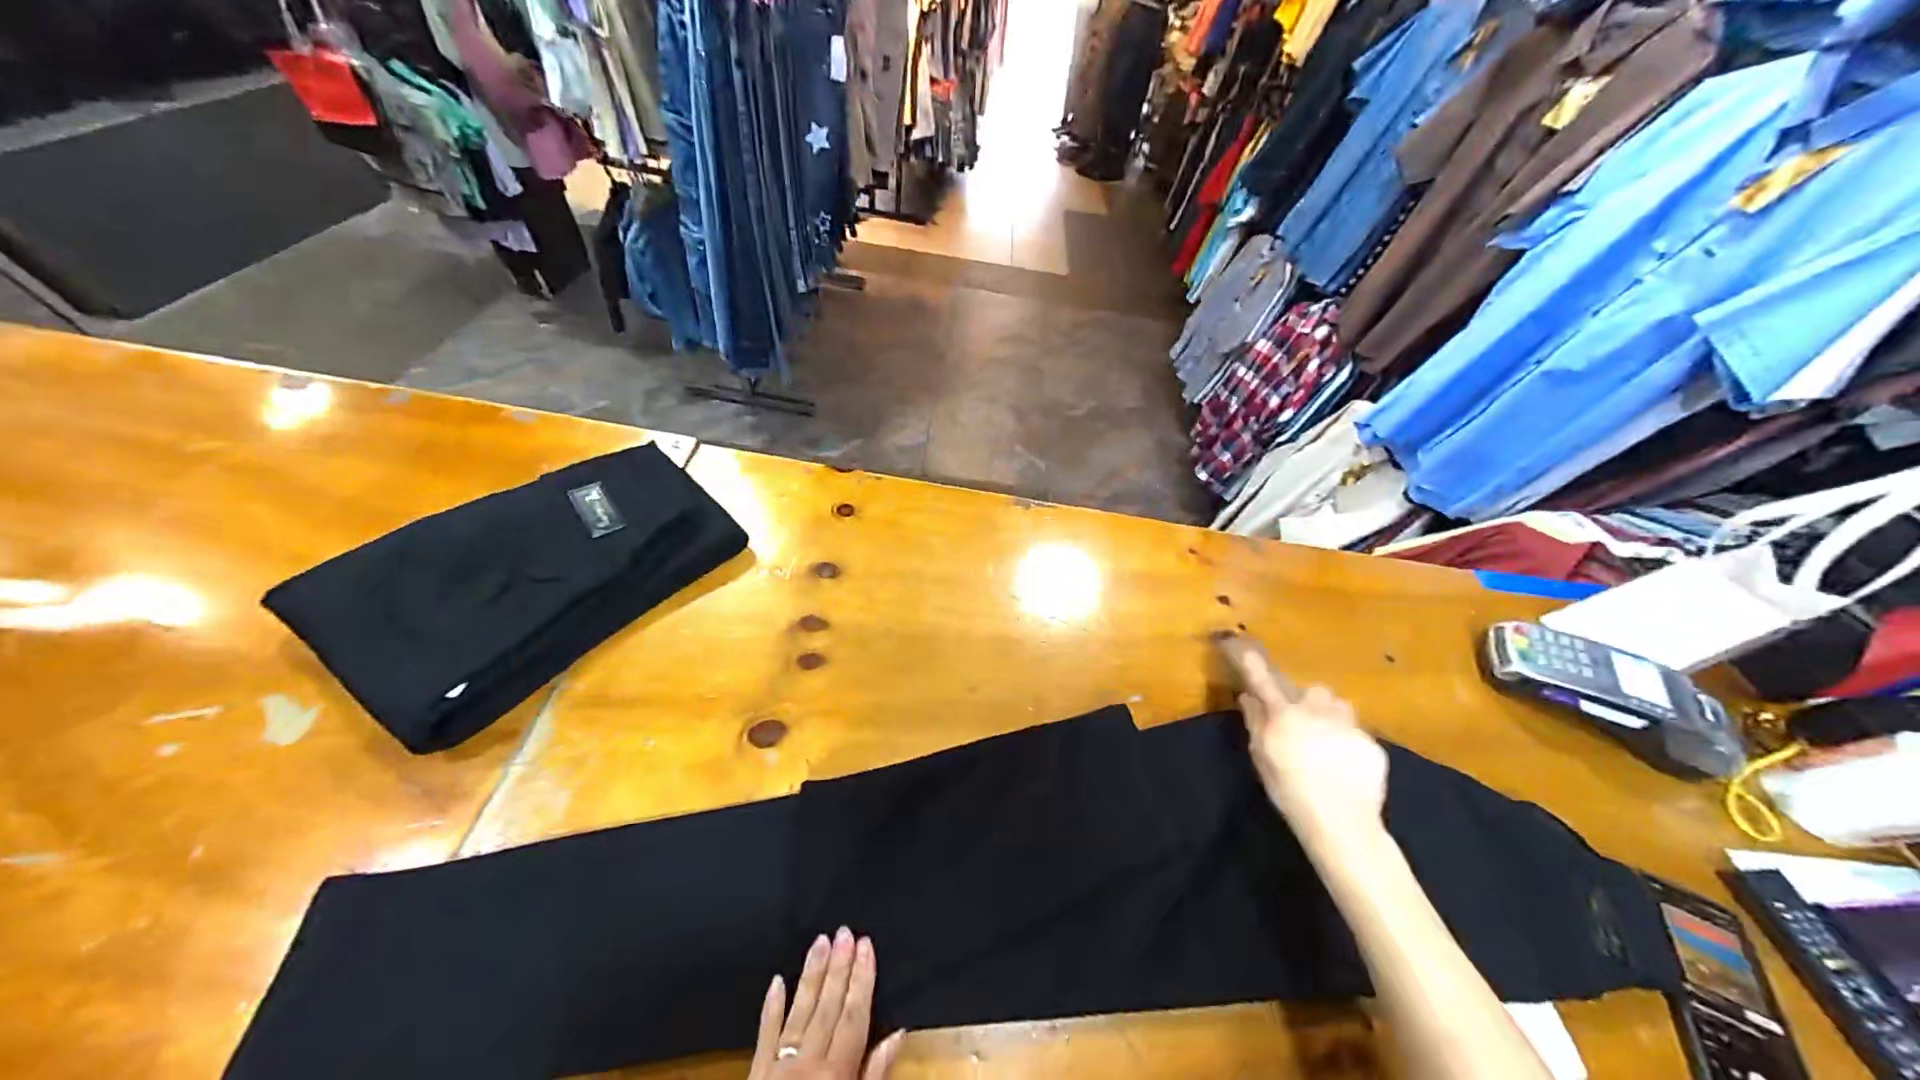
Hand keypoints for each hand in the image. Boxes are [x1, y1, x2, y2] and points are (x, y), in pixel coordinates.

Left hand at [749, 927, 903, 1079]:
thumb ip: (875, 1076)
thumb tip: (897, 1034)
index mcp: (836, 1074)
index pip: (854, 1015)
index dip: (862, 978)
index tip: (867, 945)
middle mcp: (808, 1063)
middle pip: (828, 1006)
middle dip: (839, 967)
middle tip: (845, 931)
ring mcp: (778, 1066)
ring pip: (799, 1010)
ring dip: (812, 975)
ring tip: (820, 941)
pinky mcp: (755, 1075)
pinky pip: (765, 1034)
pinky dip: (772, 1006)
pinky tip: (778, 979)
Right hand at [1215, 632, 1388, 841]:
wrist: (1342, 823)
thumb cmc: (1290, 791)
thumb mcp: (1262, 758)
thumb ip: (1256, 723)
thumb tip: (1248, 698)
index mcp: (1286, 715)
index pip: (1265, 683)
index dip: (1254, 666)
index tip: (1247, 650)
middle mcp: (1318, 712)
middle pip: (1314, 692)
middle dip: (1308, 701)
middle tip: (1302, 724)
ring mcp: (1350, 727)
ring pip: (1340, 708)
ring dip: (1331, 717)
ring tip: (1327, 743)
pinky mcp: (1373, 746)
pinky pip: (1357, 735)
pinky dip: (1349, 745)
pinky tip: (1345, 768)